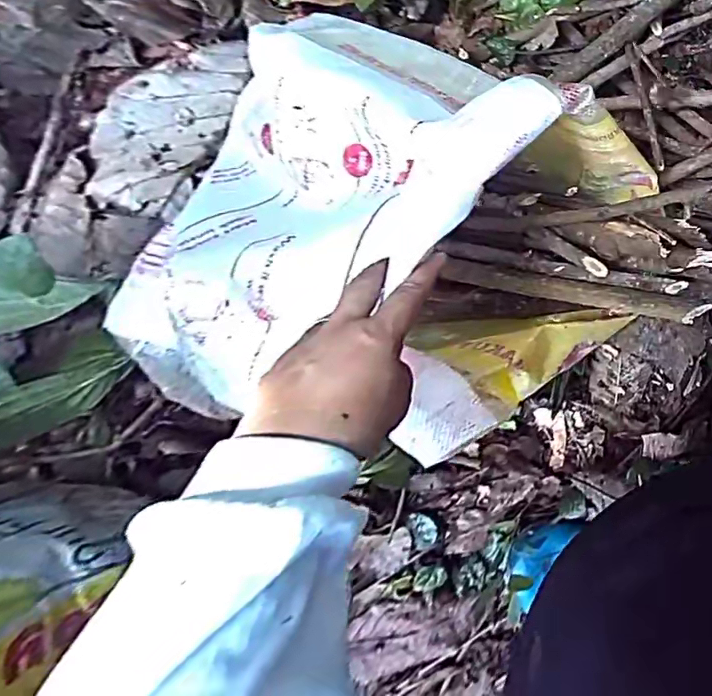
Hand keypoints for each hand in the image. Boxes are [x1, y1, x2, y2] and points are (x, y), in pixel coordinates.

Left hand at [238, 253, 445, 456]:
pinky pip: (305, 351)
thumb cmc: (357, 426)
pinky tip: (319, 373)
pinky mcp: (277, 368)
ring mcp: (304, 347)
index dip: (424, 274)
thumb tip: (382, 364)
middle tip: (386, 262)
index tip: (434, 257)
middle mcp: (339, 332)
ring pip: (329, 322)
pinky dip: (317, 355)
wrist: (291, 455)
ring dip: (343, 322)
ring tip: (350, 335)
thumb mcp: (396, 397)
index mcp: (376, 336)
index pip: (408, 295)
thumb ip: (394, 370)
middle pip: (360, 288)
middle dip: (377, 272)